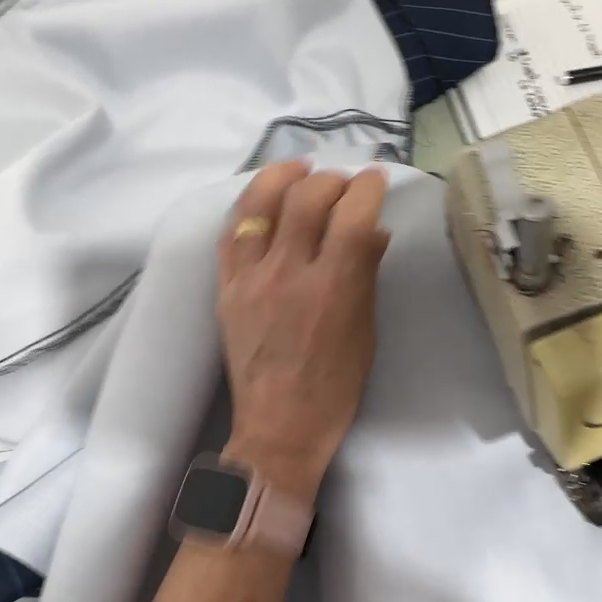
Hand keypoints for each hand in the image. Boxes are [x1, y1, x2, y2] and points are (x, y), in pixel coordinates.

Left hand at [216, 161, 390, 498]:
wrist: (279, 429)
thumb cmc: (333, 393)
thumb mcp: (364, 337)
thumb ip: (365, 278)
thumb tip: (373, 231)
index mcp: (333, 289)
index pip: (352, 214)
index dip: (368, 186)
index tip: (375, 180)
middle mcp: (289, 275)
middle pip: (306, 198)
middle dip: (331, 179)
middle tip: (343, 184)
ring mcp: (250, 280)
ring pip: (260, 203)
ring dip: (284, 177)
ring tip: (300, 171)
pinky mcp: (226, 290)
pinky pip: (231, 233)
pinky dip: (248, 207)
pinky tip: (262, 201)